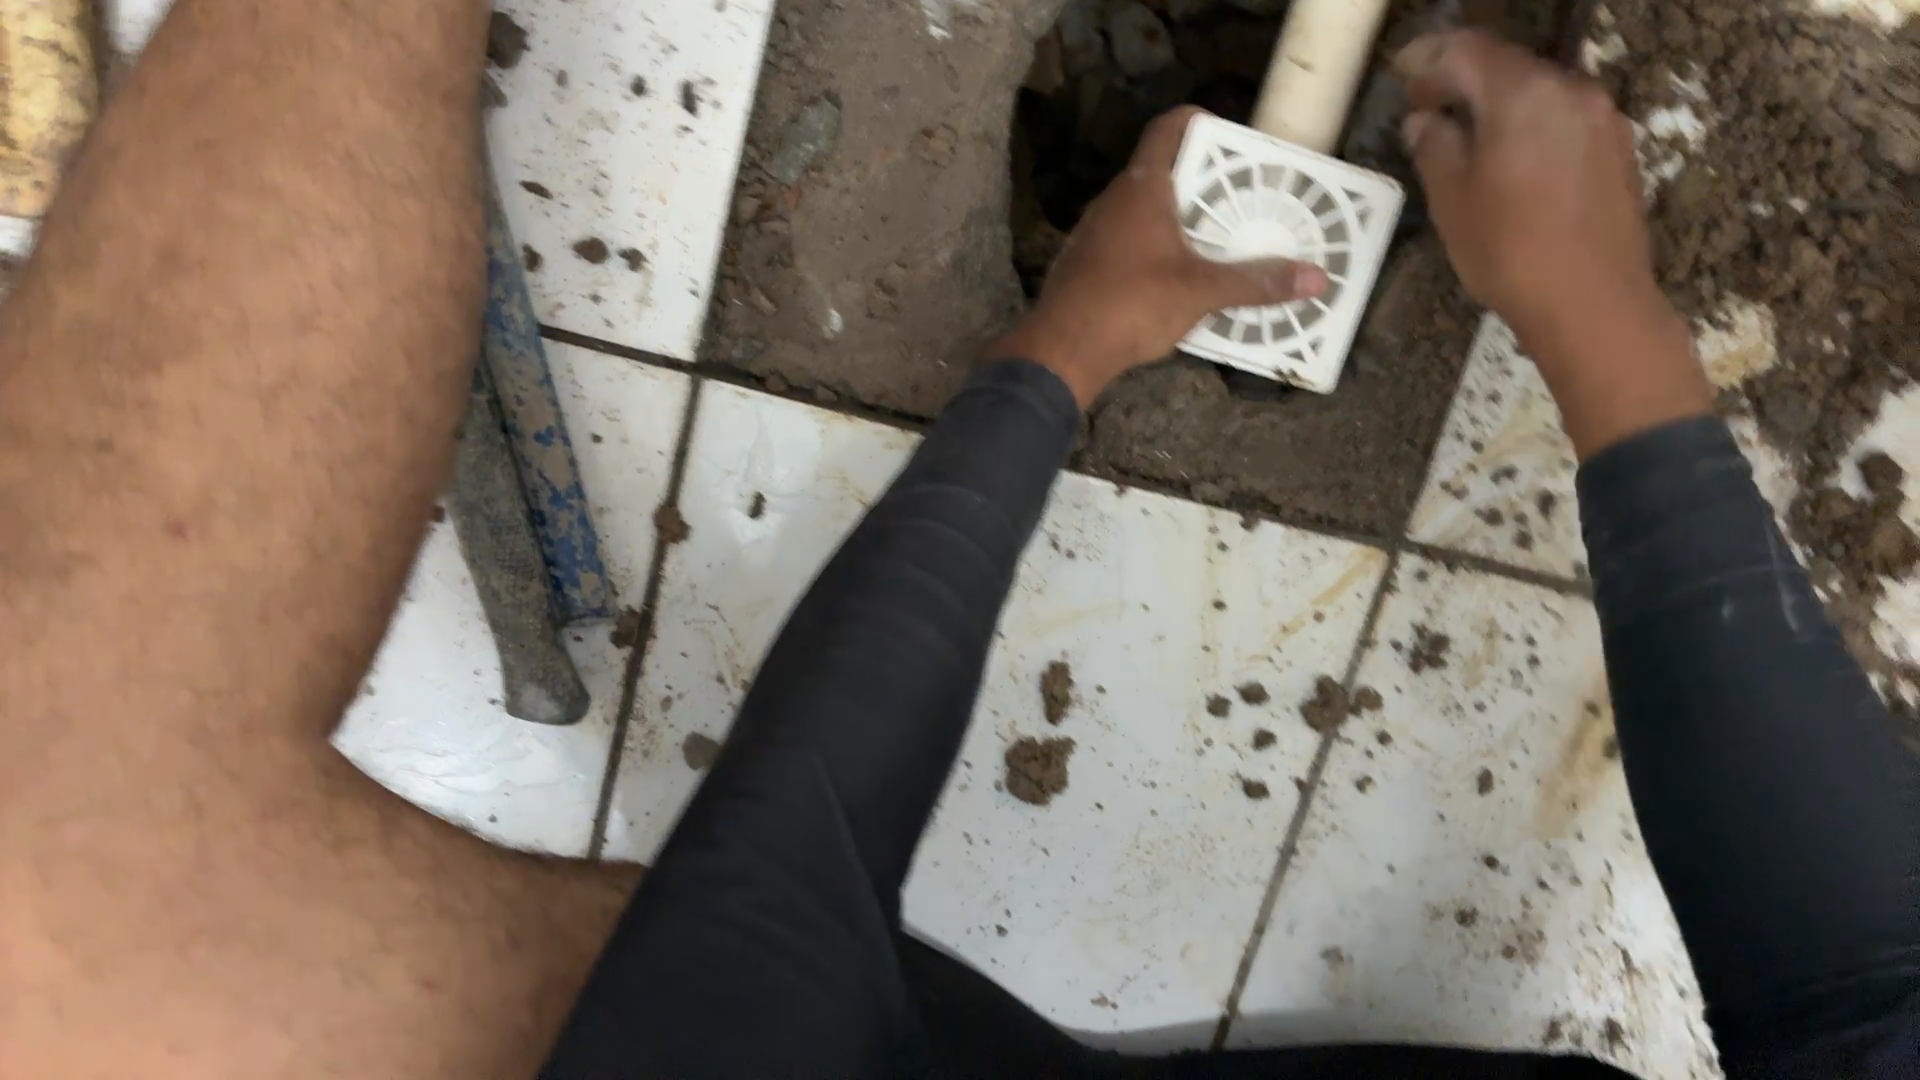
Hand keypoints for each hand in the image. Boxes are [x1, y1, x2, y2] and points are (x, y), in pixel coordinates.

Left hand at [992, 106, 1328, 407]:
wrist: (1061, 351)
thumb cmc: (1131, 305)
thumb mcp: (1200, 292)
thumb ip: (1255, 282)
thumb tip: (1316, 279)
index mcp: (1141, 188)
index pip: (1170, 128)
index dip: (1201, 121)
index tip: (1231, 138)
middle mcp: (1112, 202)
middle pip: (1159, 173)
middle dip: (1198, 184)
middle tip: (1237, 199)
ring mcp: (1091, 235)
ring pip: (1139, 215)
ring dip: (1173, 223)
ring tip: (1210, 242)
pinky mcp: (1082, 267)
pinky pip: (1124, 247)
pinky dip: (1149, 253)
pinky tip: (1170, 279)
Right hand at [1397, 31, 1710, 457]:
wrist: (1589, 298)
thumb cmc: (1506, 249)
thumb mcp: (1451, 201)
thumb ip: (1435, 149)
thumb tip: (1424, 120)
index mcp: (1523, 96)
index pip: (1468, 51)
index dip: (1428, 57)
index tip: (1400, 72)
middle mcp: (1571, 90)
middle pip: (1506, 67)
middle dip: (1461, 81)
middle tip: (1424, 110)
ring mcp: (1600, 116)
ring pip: (1535, 93)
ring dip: (1494, 105)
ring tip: (1462, 139)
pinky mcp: (1614, 146)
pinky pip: (1559, 118)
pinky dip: (1524, 125)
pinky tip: (1504, 161)